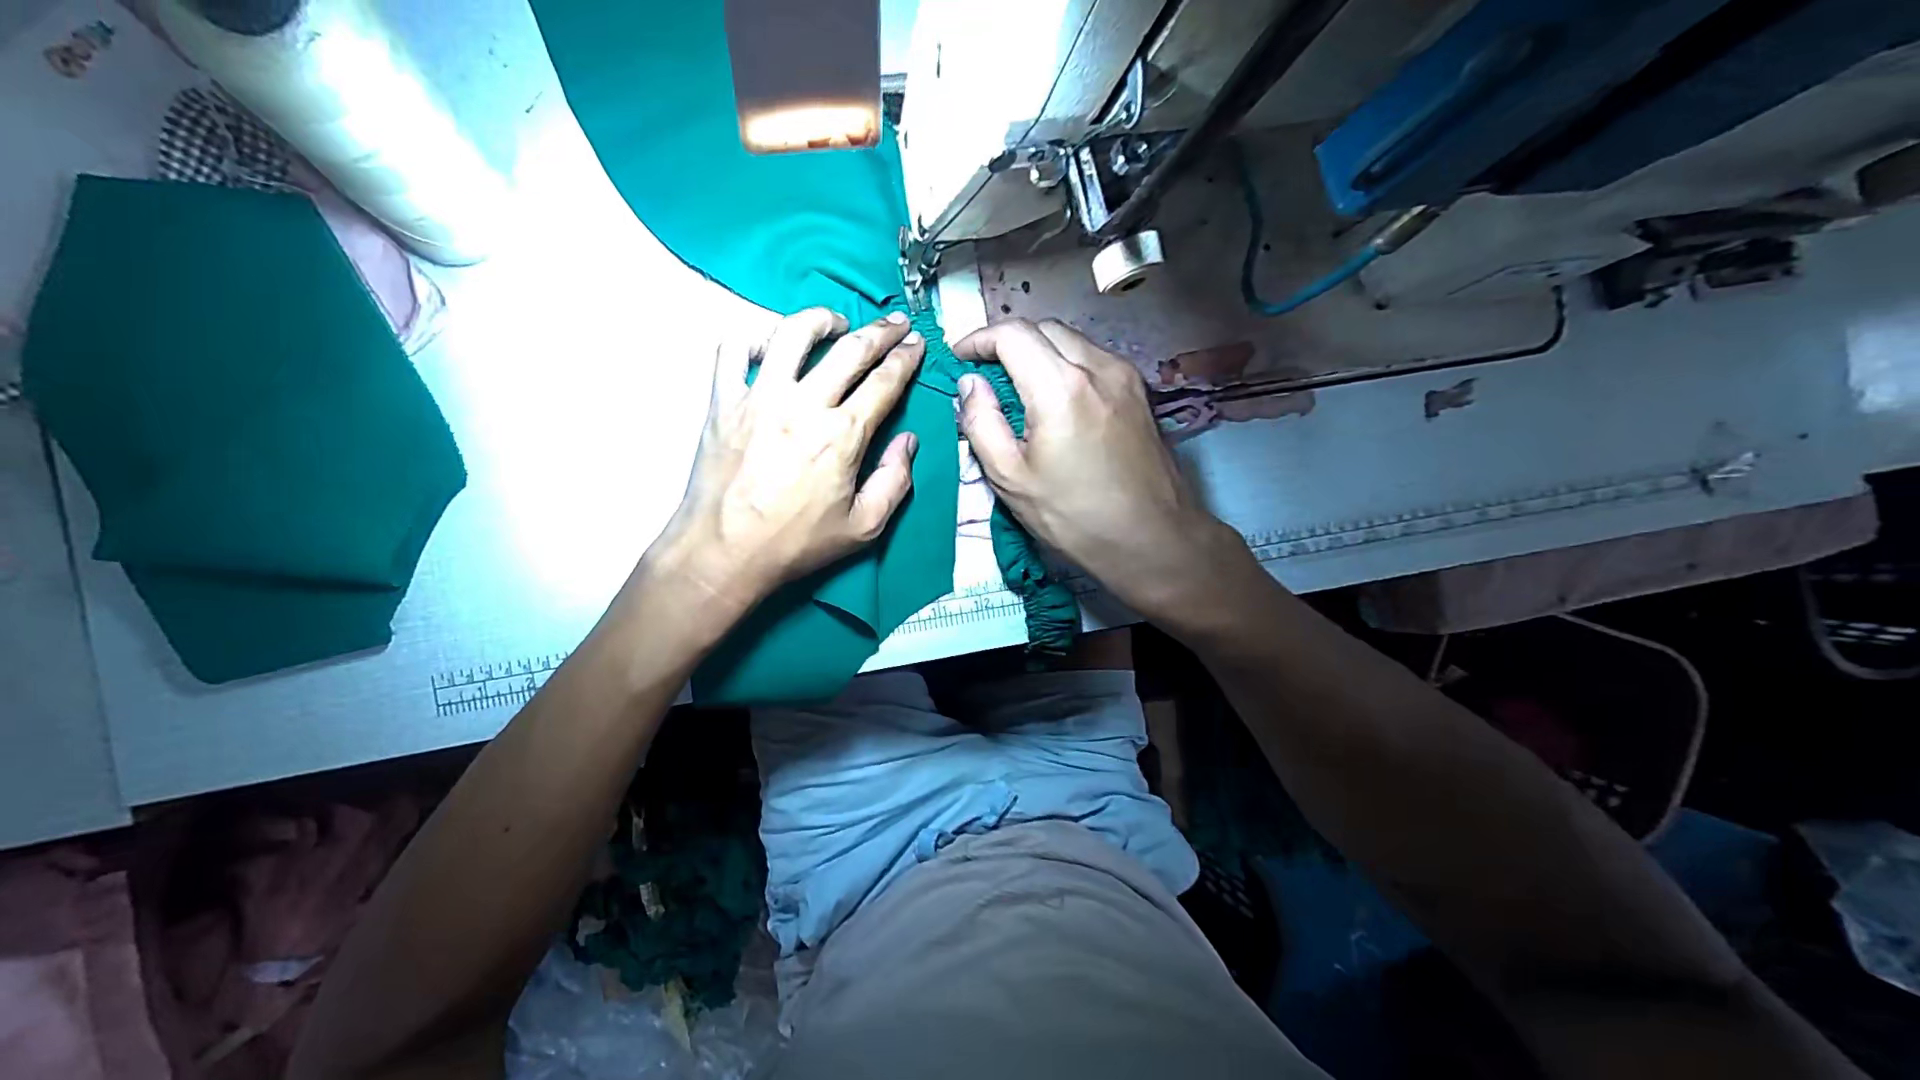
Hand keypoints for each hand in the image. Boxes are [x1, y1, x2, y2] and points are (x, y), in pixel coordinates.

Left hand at [646, 308, 923, 615]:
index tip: (916, 344)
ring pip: (793, 335)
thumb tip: (908, 442)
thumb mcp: (863, 527)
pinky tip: (769, 341)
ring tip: (835, 321)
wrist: (724, 551)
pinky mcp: (724, 400)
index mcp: (842, 435)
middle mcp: (804, 404)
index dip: (906, 358)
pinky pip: (733, 349)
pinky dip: (752, 335)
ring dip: (821, 319)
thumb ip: (895, 481)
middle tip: (894, 322)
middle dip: (880, 331)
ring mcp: (760, 397)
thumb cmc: (795, 543)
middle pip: (850, 349)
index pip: (884, 382)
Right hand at [954, 319, 1265, 631]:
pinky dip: (1066, 364)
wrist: (1153, 539)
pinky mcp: (1139, 391)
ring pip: (1071, 340)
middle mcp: (1097, 367)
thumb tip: (970, 383)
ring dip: (1038, 351)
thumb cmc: (1076, 517)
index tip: (960, 357)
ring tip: (1018, 387)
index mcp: (1061, 388)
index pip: (1012, 333)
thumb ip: (982, 422)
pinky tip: (1056, 400)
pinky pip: (1094, 359)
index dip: (979, 339)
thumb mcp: (1011, 478)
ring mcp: (1124, 376)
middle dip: (1008, 341)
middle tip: (985, 372)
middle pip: (1043, 328)